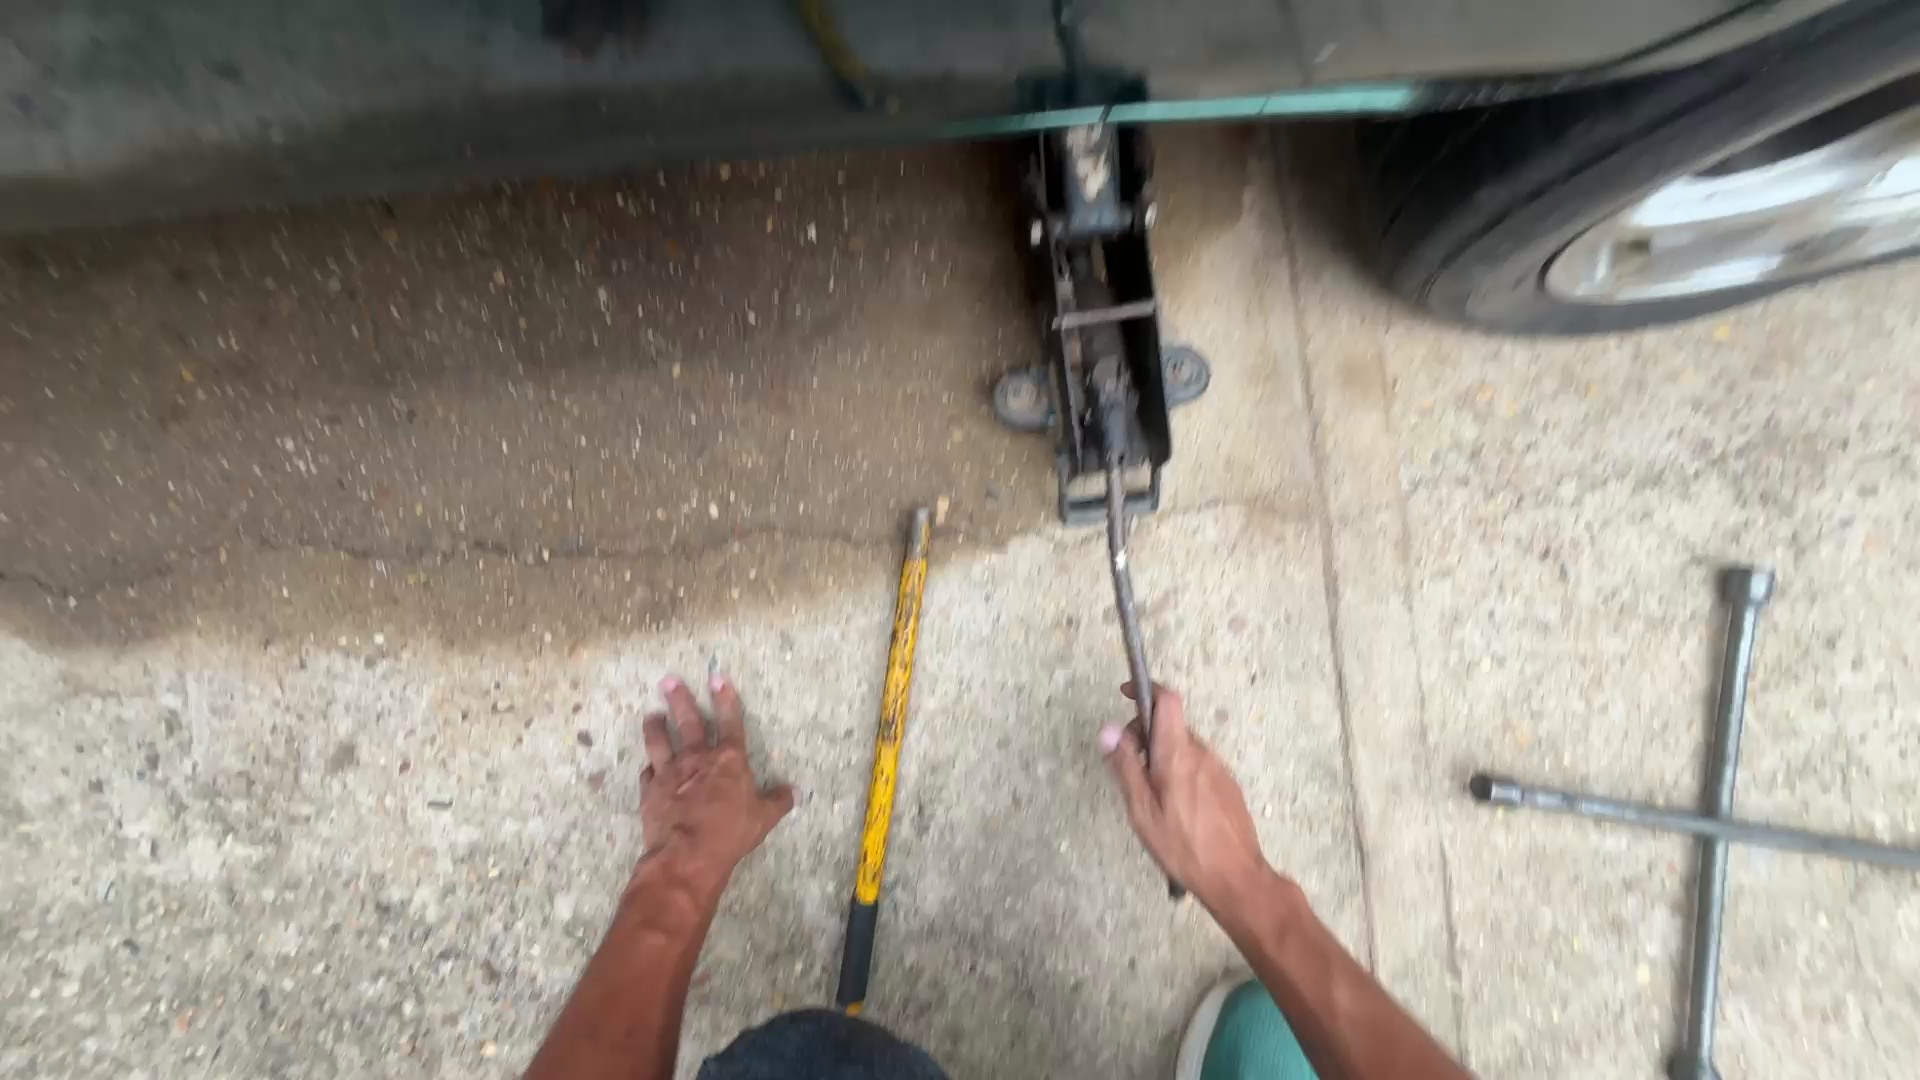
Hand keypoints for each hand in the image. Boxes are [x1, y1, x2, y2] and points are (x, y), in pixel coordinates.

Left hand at [636, 674, 794, 899]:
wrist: (686, 856)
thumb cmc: (730, 832)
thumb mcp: (763, 818)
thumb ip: (778, 801)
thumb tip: (795, 792)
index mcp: (729, 759)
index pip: (730, 720)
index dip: (725, 698)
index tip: (717, 678)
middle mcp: (697, 758)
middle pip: (688, 721)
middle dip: (680, 698)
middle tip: (668, 680)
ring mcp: (670, 773)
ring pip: (659, 741)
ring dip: (655, 726)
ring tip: (652, 715)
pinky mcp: (650, 792)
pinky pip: (647, 773)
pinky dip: (648, 768)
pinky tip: (647, 766)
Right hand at [1100, 683, 1275, 915]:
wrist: (1237, 879)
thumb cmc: (1183, 846)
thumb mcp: (1142, 810)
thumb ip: (1125, 766)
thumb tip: (1108, 730)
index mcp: (1178, 753)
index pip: (1167, 699)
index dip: (1145, 689)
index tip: (1126, 695)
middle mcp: (1201, 752)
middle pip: (1170, 724)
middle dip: (1144, 734)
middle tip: (1129, 767)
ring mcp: (1218, 768)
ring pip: (1183, 747)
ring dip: (1162, 756)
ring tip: (1151, 796)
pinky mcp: (1227, 786)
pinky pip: (1197, 765)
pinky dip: (1179, 771)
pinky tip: (1176, 807)